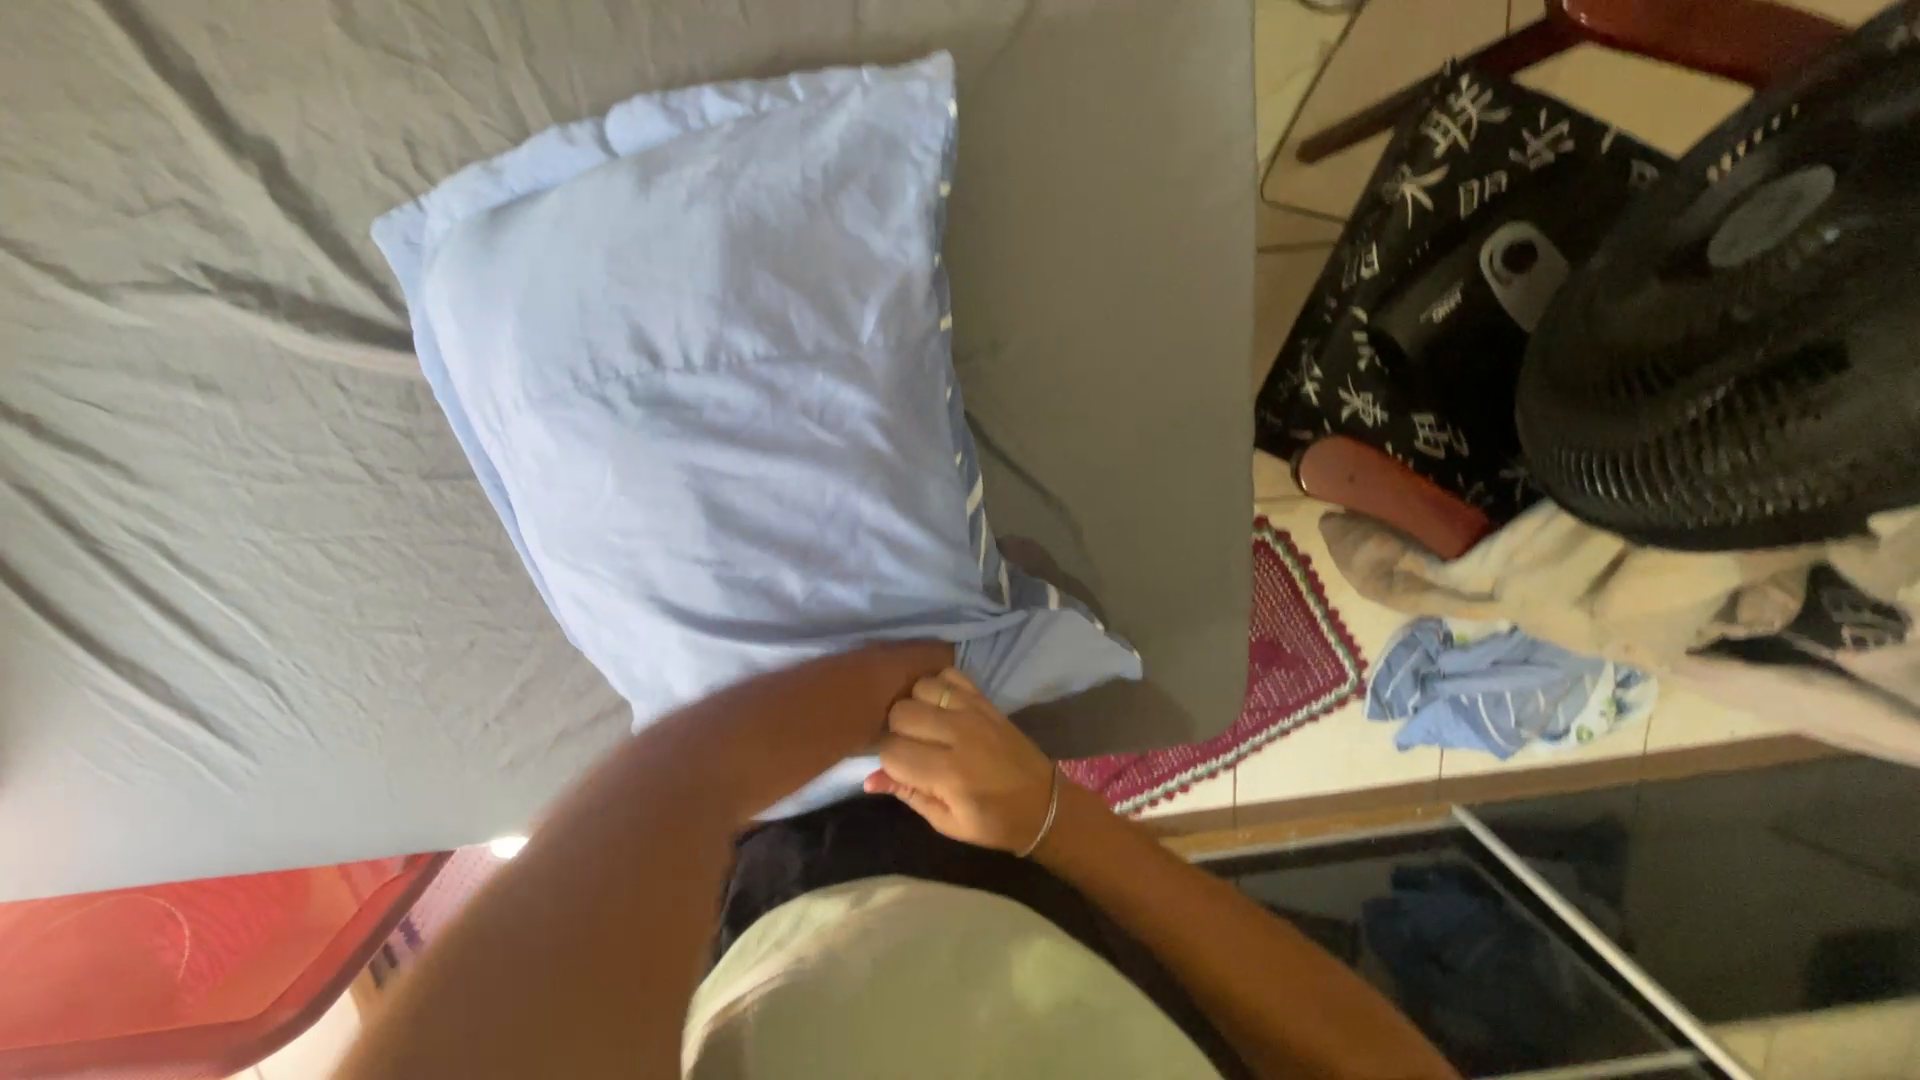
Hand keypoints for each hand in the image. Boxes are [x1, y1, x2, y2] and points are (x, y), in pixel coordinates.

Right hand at [863, 668, 1057, 853]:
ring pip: (920, 687)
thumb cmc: (992, 821)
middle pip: (901, 713)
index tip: (899, 771)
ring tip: (924, 726)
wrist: (1042, 804)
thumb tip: (870, 778)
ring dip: (915, 706)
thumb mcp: (947, 822)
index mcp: (949, 773)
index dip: (888, 763)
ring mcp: (973, 711)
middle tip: (910, 749)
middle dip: (896, 732)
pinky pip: (949, 674)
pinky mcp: (985, 700)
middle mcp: (959, 735)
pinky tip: (940, 706)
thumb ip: (908, 795)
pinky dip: (938, 686)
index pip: (892, 751)